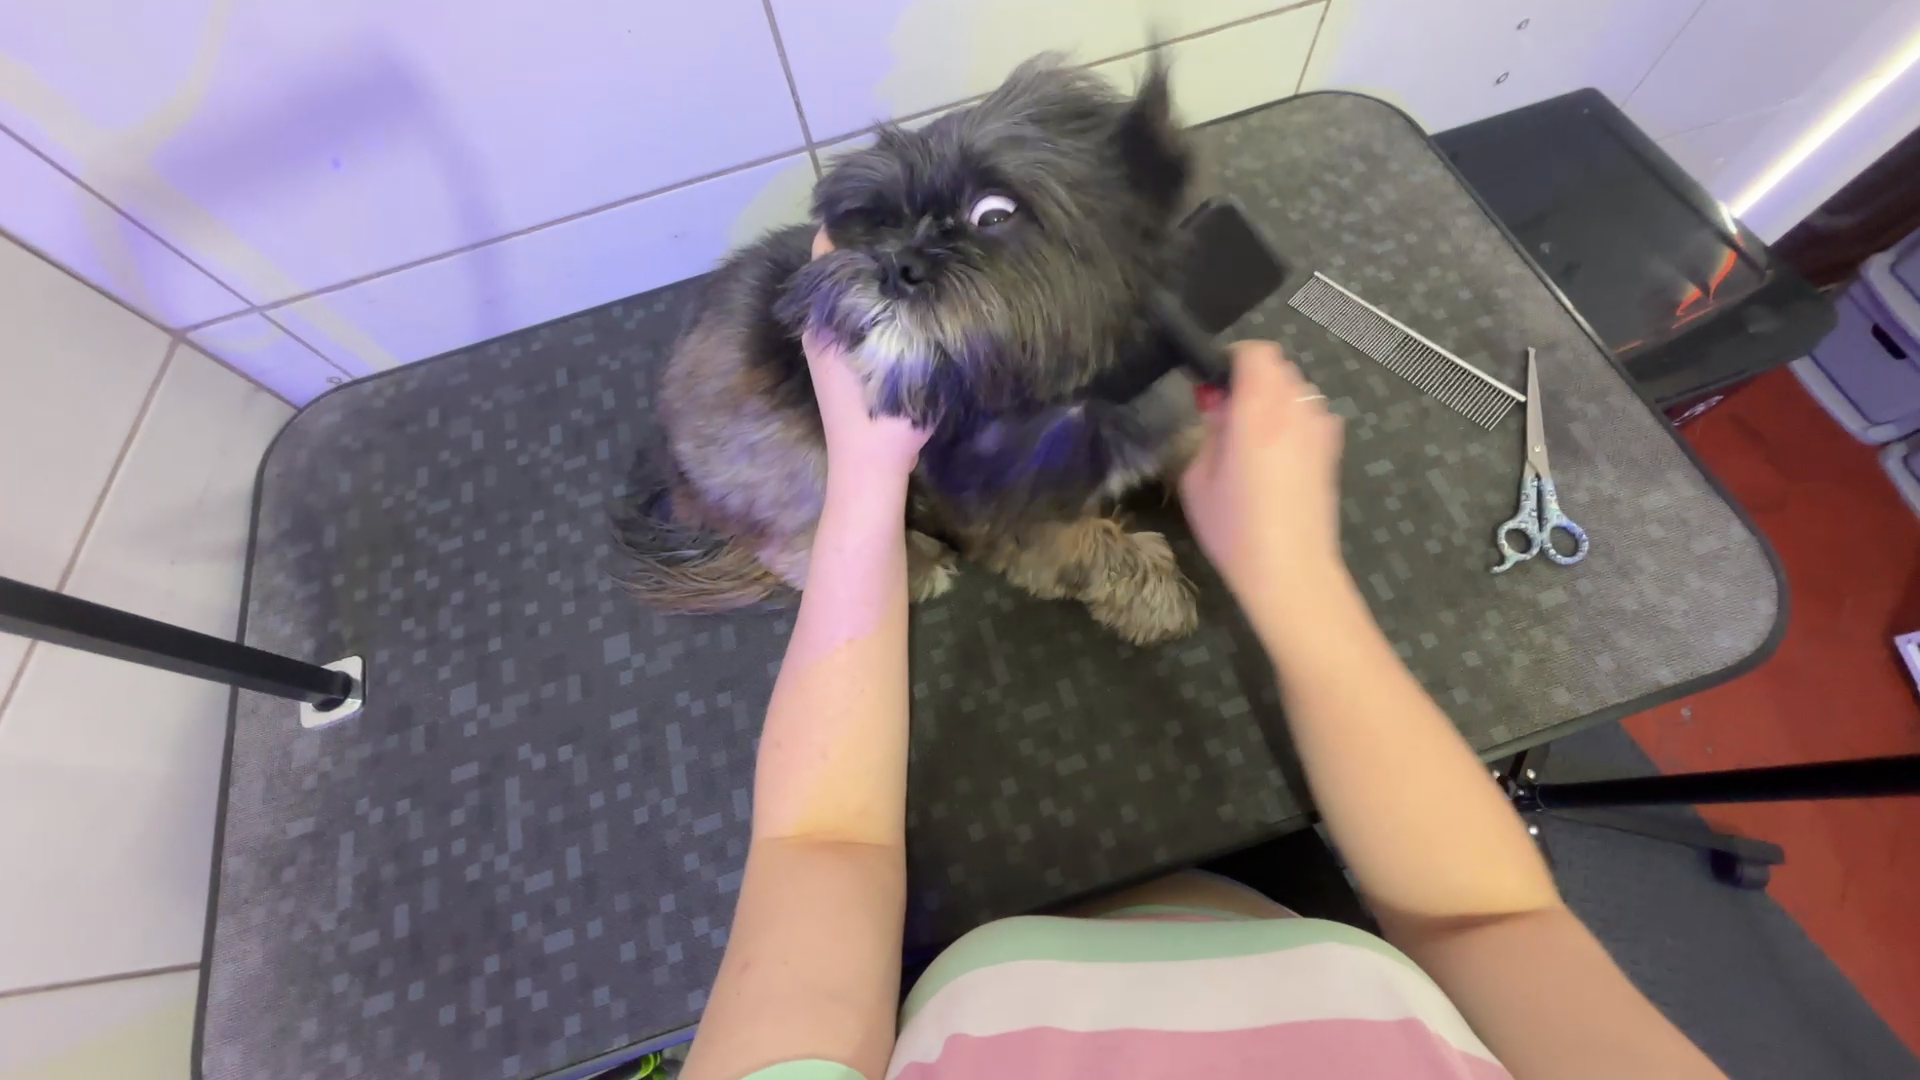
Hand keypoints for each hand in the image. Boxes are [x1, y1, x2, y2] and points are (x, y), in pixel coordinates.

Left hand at [803, 230, 931, 494]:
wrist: (869, 470)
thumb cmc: (884, 417)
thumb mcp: (903, 355)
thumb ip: (908, 309)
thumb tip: (923, 266)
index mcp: (826, 314)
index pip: (829, 248)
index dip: (857, 224)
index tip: (894, 207)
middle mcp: (820, 322)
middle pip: (839, 267)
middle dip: (871, 246)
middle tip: (916, 227)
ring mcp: (828, 343)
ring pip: (849, 291)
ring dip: (875, 274)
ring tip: (918, 254)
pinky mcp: (841, 361)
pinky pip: (856, 313)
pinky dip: (876, 300)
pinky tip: (909, 297)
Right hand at [1179, 341, 1346, 621]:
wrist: (1289, 570)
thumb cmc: (1234, 529)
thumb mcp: (1198, 480)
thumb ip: (1210, 432)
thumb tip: (1218, 407)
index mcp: (1258, 414)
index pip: (1256, 354)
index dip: (1231, 359)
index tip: (1212, 384)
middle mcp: (1295, 412)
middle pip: (1278, 368)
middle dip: (1249, 380)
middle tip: (1225, 414)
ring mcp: (1320, 430)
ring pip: (1296, 391)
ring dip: (1272, 400)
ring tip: (1250, 438)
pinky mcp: (1332, 451)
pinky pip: (1309, 415)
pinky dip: (1290, 420)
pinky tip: (1274, 456)